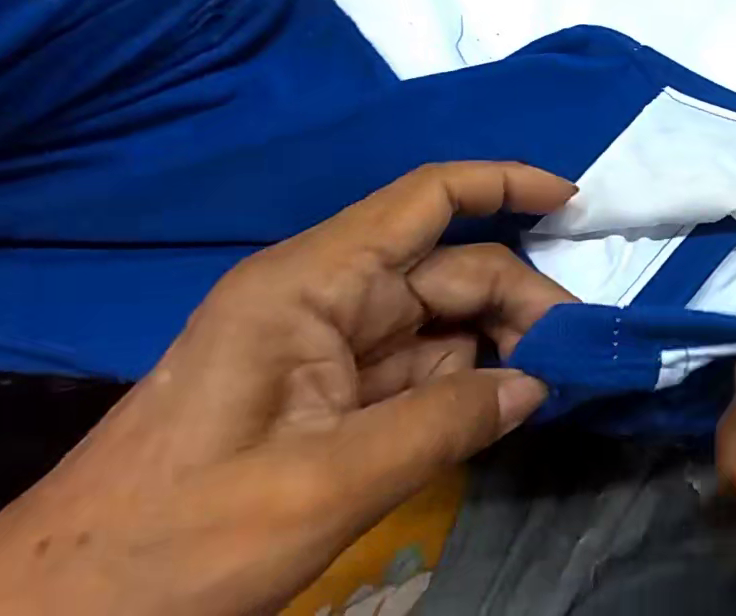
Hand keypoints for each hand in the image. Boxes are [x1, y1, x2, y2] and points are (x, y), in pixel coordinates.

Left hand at [0, 162, 578, 615]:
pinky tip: (506, 405)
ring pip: (449, 318)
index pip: (426, 198)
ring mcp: (335, 344)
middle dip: (519, 301)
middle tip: (572, 354)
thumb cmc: (163, 551)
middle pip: (453, 268)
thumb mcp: (317, 489)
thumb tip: (537, 384)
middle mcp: (330, 296)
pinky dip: (474, 378)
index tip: (570, 200)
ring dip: (503, 343)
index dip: (504, 184)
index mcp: (312, 284)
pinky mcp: (339, 390)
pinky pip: (430, 364)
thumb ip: (443, 425)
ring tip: (546, 384)